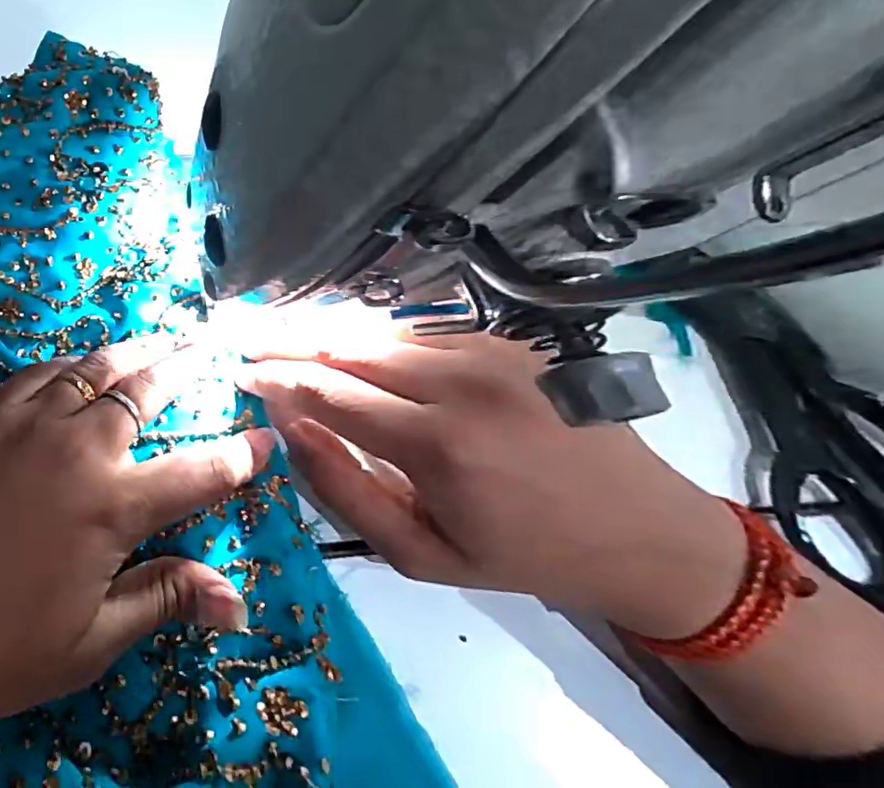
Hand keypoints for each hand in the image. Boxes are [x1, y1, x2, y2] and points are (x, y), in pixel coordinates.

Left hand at [0, 334, 272, 733]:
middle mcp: (79, 448)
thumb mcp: (86, 644)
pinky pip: (39, 372)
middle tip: (208, 346)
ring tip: (158, 335)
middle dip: (185, 366)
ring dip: (133, 349)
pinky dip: (71, 360)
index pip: (200, 472)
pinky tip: (79, 359)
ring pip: (95, 368)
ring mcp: (28, 423)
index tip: (266, 439)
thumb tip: (238, 602)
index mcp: (114, 506)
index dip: (241, 455)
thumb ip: (162, 602)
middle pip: (146, 392)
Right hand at [236, 331, 744, 638]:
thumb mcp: (422, 554)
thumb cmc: (524, 553)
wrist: (643, 529)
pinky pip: (415, 332)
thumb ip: (345, 491)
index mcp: (439, 444)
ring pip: (377, 330)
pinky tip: (341, 337)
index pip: (329, 393)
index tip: (241, 374)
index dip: (277, 380)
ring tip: (278, 330)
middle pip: (346, 345)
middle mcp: (460, 382)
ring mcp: (487, 351)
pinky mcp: (503, 339)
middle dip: (286, 340)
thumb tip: (289, 430)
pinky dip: (369, 335)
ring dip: (322, 329)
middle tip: (243, 337)